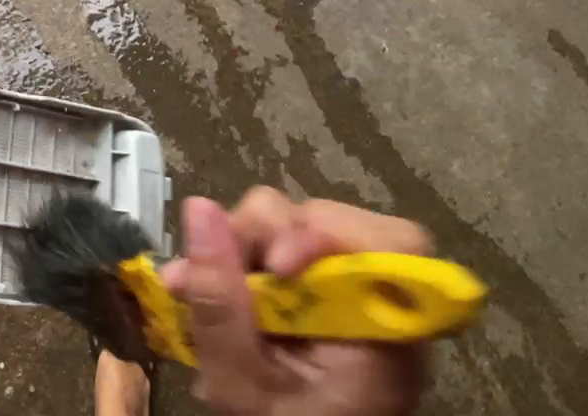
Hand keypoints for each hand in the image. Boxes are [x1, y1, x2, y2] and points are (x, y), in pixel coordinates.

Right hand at [165, 189, 431, 415]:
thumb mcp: (238, 381)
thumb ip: (220, 302)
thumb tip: (199, 207)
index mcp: (383, 332)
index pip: (391, 243)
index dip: (330, 234)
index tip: (275, 264)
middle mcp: (372, 297)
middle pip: (329, 221)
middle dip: (262, 233)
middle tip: (216, 268)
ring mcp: (341, 286)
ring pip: (295, 221)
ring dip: (240, 241)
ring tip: (196, 283)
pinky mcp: (314, 282)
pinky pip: (279, 239)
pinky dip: (239, 250)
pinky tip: (212, 280)